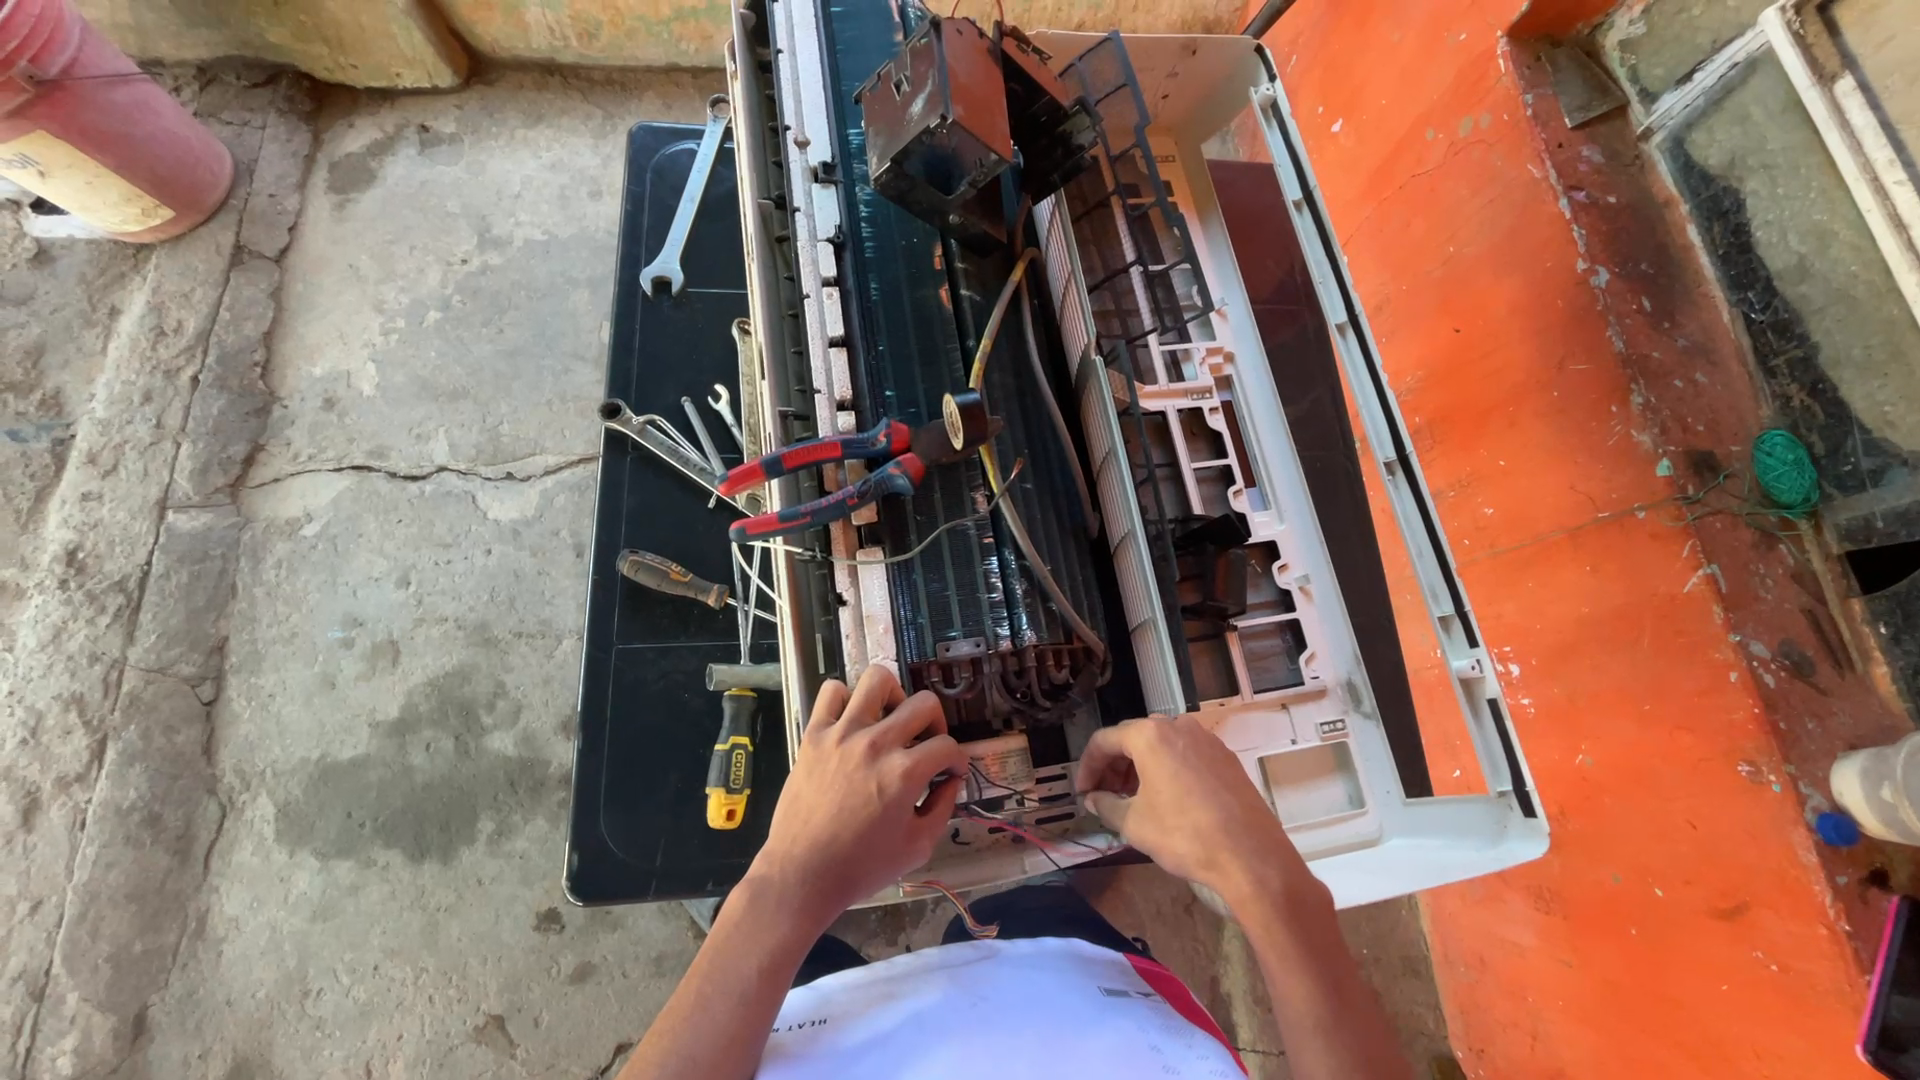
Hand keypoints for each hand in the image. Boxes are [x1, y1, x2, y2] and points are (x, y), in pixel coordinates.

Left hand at [747, 666, 969, 929]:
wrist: (802, 873)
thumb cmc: (862, 867)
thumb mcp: (917, 847)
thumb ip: (942, 808)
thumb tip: (950, 780)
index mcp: (905, 772)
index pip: (948, 747)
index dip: (957, 761)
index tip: (949, 773)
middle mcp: (877, 743)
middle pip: (924, 703)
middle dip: (936, 724)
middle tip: (926, 745)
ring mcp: (842, 734)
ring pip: (877, 680)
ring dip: (894, 697)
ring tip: (890, 721)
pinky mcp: (814, 735)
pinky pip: (831, 692)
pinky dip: (846, 700)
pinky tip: (852, 723)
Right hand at [1075, 714, 1307, 901]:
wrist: (1251, 857)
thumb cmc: (1184, 835)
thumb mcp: (1134, 824)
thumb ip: (1106, 806)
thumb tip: (1094, 800)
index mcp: (1150, 735)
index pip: (1104, 741)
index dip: (1087, 767)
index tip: (1083, 793)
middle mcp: (1178, 726)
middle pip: (1133, 738)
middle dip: (1114, 767)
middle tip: (1104, 797)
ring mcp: (1206, 740)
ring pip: (1161, 745)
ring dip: (1140, 768)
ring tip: (1133, 800)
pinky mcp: (1225, 757)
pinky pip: (1184, 754)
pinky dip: (1167, 770)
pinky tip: (1166, 799)